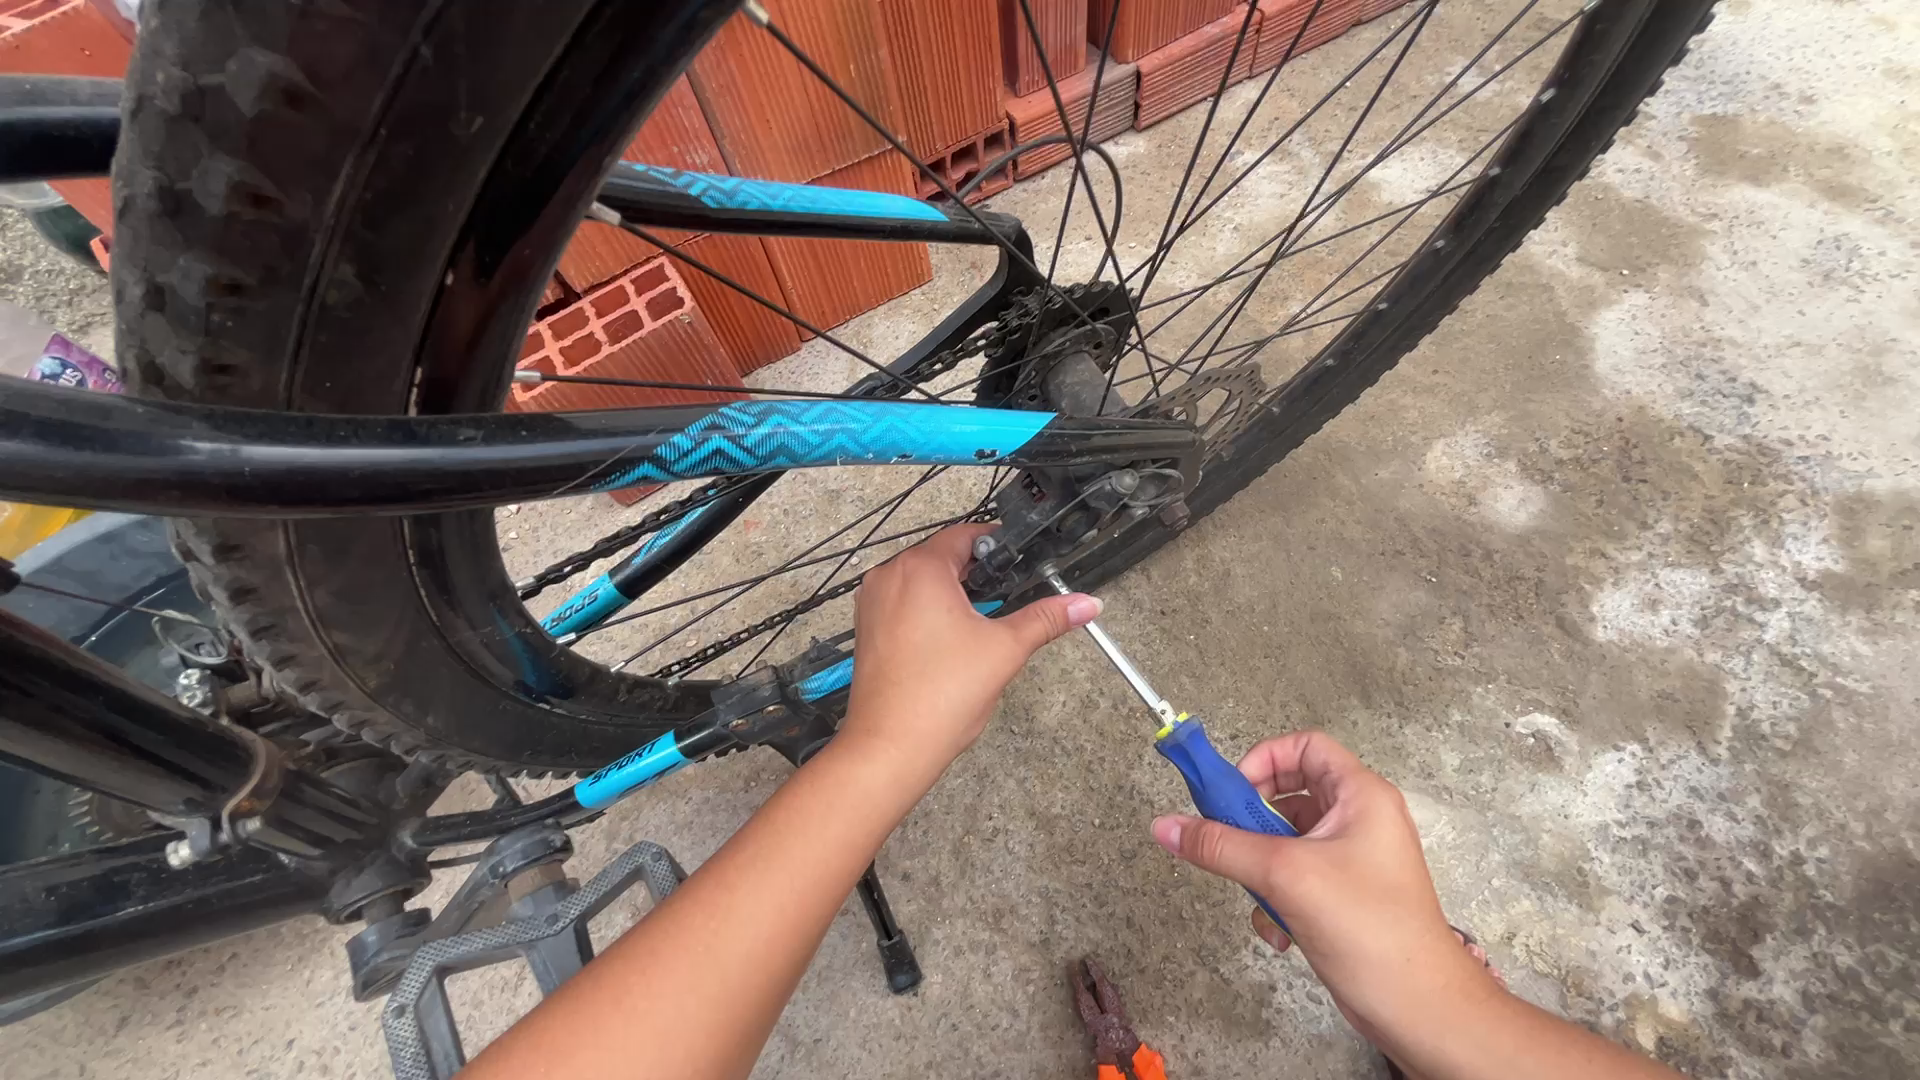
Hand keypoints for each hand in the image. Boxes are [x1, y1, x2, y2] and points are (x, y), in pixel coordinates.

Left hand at [840, 524, 1100, 773]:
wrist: (890, 746)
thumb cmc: (938, 696)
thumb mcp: (1005, 649)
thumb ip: (1046, 618)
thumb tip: (1085, 603)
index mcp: (920, 569)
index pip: (964, 535)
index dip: (995, 545)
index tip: (1016, 558)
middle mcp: (889, 577)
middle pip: (940, 557)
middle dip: (974, 573)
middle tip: (1004, 595)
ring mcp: (872, 603)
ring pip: (919, 581)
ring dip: (949, 592)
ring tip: (977, 623)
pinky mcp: (867, 628)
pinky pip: (901, 603)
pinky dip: (926, 611)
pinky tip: (948, 640)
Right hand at [1149, 732, 1494, 1042]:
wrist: (1423, 1014)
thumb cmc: (1370, 929)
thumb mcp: (1284, 875)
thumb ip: (1220, 845)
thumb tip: (1165, 826)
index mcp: (1360, 795)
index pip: (1304, 745)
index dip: (1264, 759)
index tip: (1233, 791)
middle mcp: (1358, 819)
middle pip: (1288, 793)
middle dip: (1253, 820)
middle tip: (1231, 837)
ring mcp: (1351, 858)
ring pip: (1284, 838)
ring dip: (1260, 865)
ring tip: (1257, 891)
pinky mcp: (1342, 894)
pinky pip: (1293, 875)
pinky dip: (1276, 897)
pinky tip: (1279, 930)